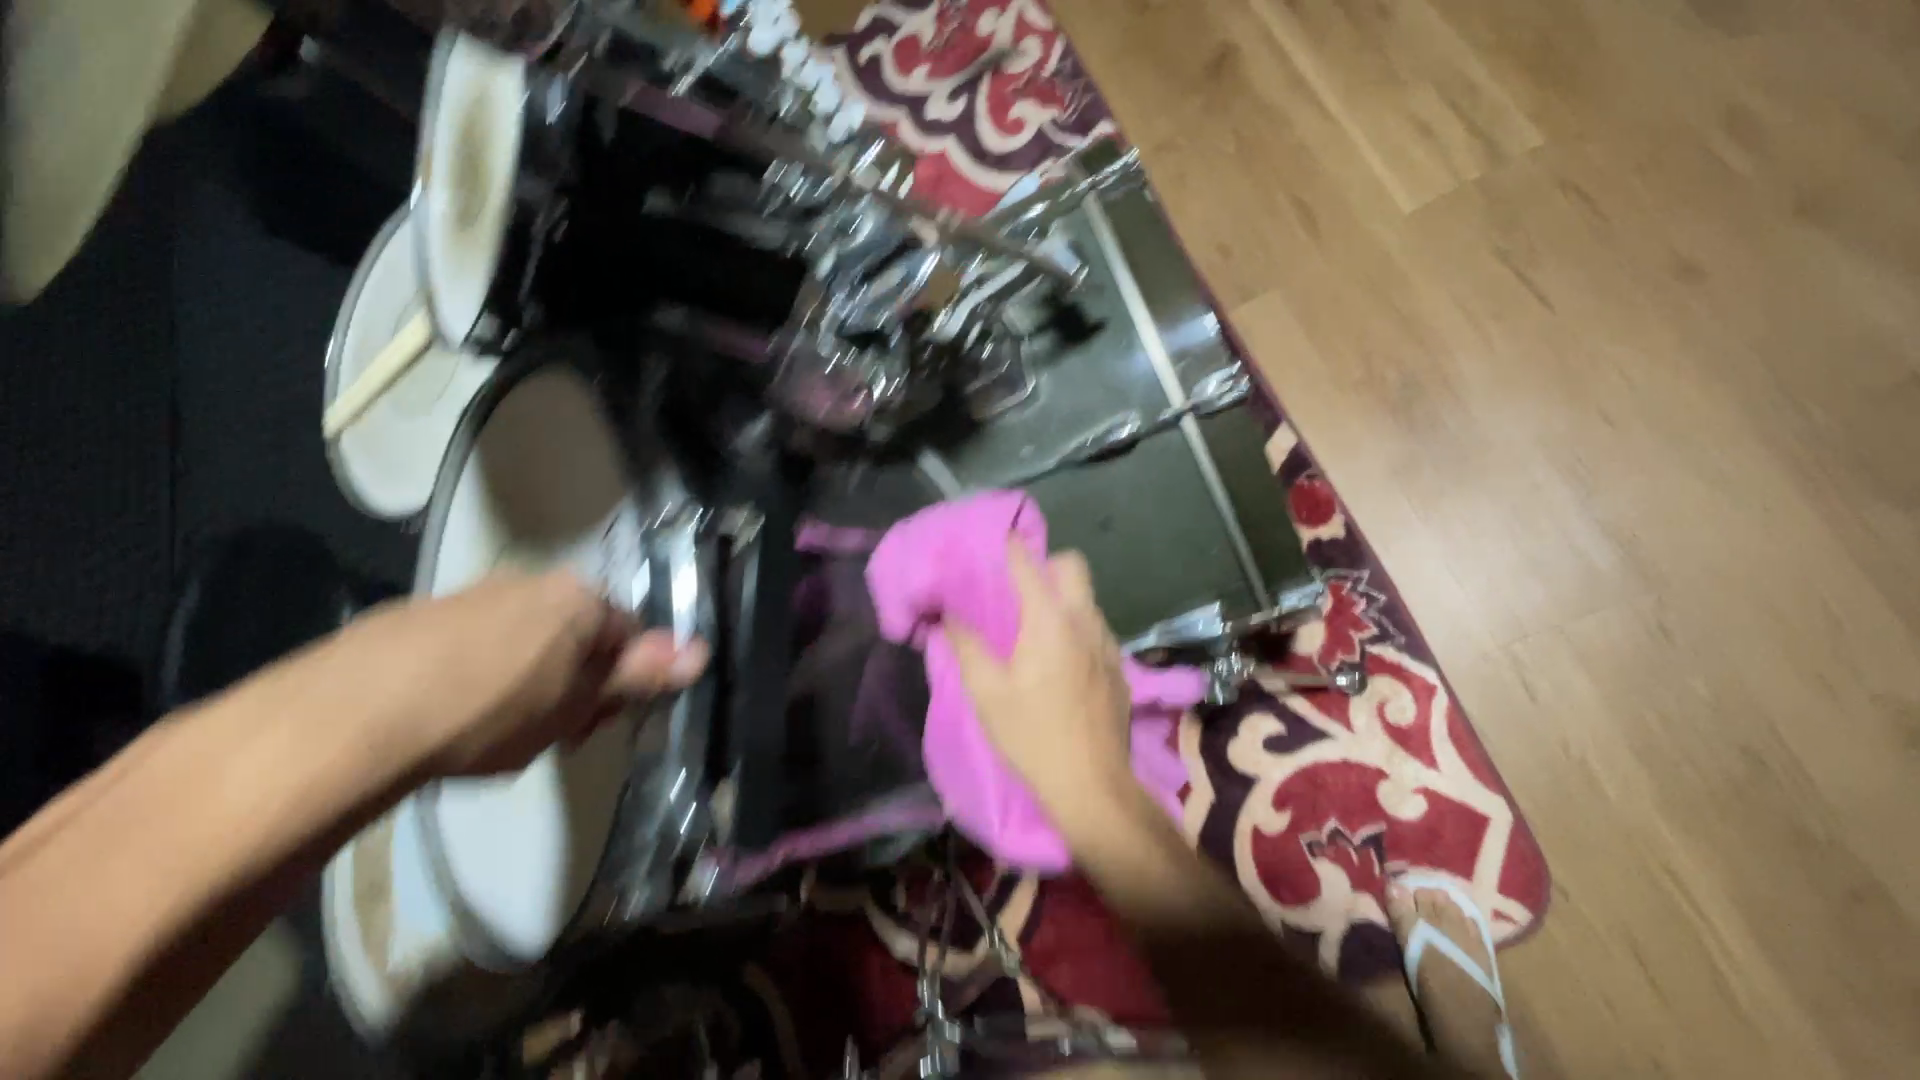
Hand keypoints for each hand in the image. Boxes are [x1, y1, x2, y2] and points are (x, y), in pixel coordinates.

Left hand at [280, 571, 707, 778]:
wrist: (355, 714)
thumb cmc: (491, 711)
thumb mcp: (577, 704)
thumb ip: (640, 674)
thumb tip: (702, 650)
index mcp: (578, 598)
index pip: (631, 634)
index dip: (621, 685)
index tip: (591, 724)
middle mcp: (530, 582)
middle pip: (578, 635)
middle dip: (573, 684)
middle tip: (547, 733)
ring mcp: (471, 594)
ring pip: (526, 641)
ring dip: (527, 681)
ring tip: (493, 732)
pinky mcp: (419, 615)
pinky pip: (473, 645)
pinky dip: (475, 675)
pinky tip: (448, 716)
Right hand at [947, 542, 1135, 812]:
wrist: (1092, 783)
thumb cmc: (1032, 736)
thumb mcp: (987, 693)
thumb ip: (966, 647)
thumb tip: (946, 617)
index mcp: (1049, 621)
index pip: (1029, 564)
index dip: (1011, 546)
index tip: (998, 538)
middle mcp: (1085, 621)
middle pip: (1073, 566)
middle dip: (1048, 565)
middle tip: (1022, 589)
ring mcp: (1109, 644)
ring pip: (1088, 599)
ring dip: (1065, 599)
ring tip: (1038, 629)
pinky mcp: (1120, 668)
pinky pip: (1098, 630)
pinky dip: (1079, 629)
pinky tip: (1063, 663)